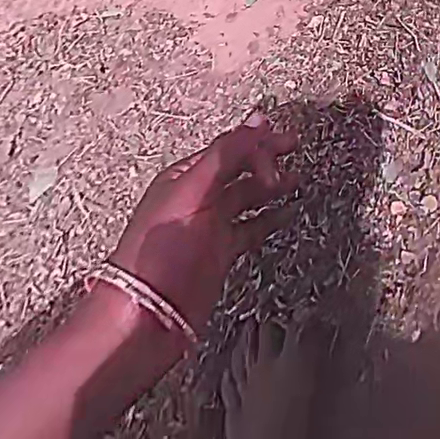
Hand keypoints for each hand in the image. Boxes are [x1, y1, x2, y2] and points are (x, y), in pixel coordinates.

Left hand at [108, 115, 298, 330]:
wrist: (144, 319)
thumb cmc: (161, 253)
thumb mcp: (194, 191)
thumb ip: (227, 153)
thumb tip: (259, 119)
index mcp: (186, 177)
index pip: (229, 148)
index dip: (258, 142)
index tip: (285, 145)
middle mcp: (198, 198)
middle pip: (239, 167)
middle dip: (267, 156)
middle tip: (295, 147)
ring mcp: (210, 225)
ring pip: (247, 195)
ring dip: (271, 185)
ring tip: (295, 181)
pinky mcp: (220, 252)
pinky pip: (251, 227)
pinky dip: (270, 218)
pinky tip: (286, 214)